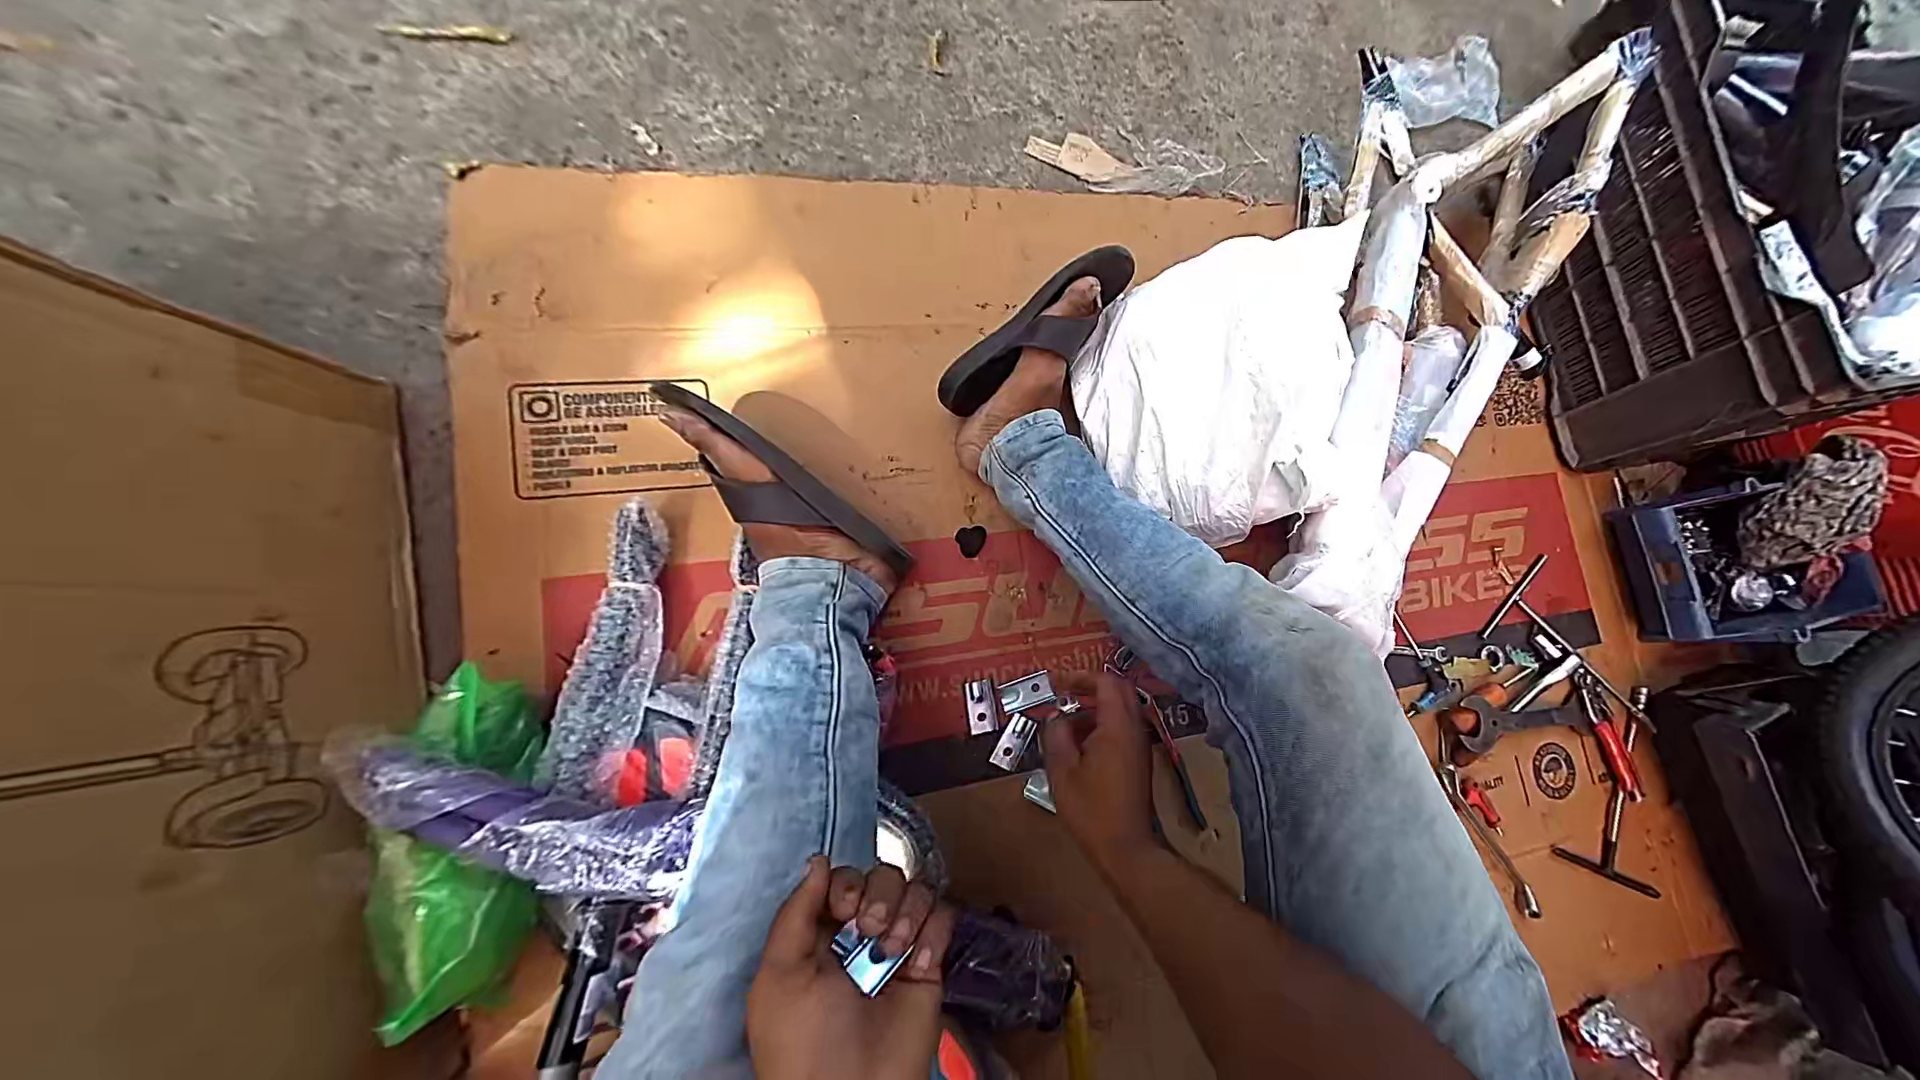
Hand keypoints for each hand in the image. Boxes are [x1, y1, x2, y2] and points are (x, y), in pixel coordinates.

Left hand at [747, 856, 956, 1079]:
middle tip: (869, 932)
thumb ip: (796, 911)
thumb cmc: (804, 1040)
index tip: (844, 909)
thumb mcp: (779, 975)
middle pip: (882, 876)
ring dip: (906, 913)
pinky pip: (943, 917)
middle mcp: (862, 934)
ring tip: (892, 952)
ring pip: (915, 889)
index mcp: (823, 933)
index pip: (844, 877)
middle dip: (878, 896)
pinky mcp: (930, 964)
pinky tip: (918, 963)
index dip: (847, 884)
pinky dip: (934, 931)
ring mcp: (898, 947)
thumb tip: (818, 860)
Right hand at [1043, 670, 1156, 876]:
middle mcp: (1134, 730)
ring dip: (1094, 707)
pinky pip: (1121, 727)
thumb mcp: (1062, 770)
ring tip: (1065, 722)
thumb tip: (1055, 716)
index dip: (1080, 676)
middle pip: (1118, 690)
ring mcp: (1139, 745)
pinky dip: (1101, 724)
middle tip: (1063, 693)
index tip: (1057, 683)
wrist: (1125, 848)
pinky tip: (1079, 743)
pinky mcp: (1138, 759)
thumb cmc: (1091, 810)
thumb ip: (1056, 735)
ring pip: (1121, 709)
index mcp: (1117, 727)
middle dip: (1089, 686)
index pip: (1106, 682)